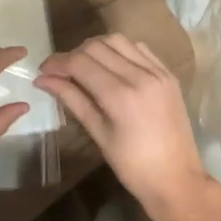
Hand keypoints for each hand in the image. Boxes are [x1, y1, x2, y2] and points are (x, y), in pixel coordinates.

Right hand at [35, 35, 220, 220]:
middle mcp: (140, 76)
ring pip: (118, 40)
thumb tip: (44, 80)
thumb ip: (73, 100)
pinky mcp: (169, 74)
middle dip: (73, 54)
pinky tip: (111, 65)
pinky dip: (120, 50)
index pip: (80, 63)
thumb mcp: (99, 134)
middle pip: (97, 46)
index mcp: (121, 96)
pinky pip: (139, 48)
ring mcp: (158, 72)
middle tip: (61, 72)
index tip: (42, 71)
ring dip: (96, 48)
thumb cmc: (133, 166)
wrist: (177, 179)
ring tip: (85, 66)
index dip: (57, 63)